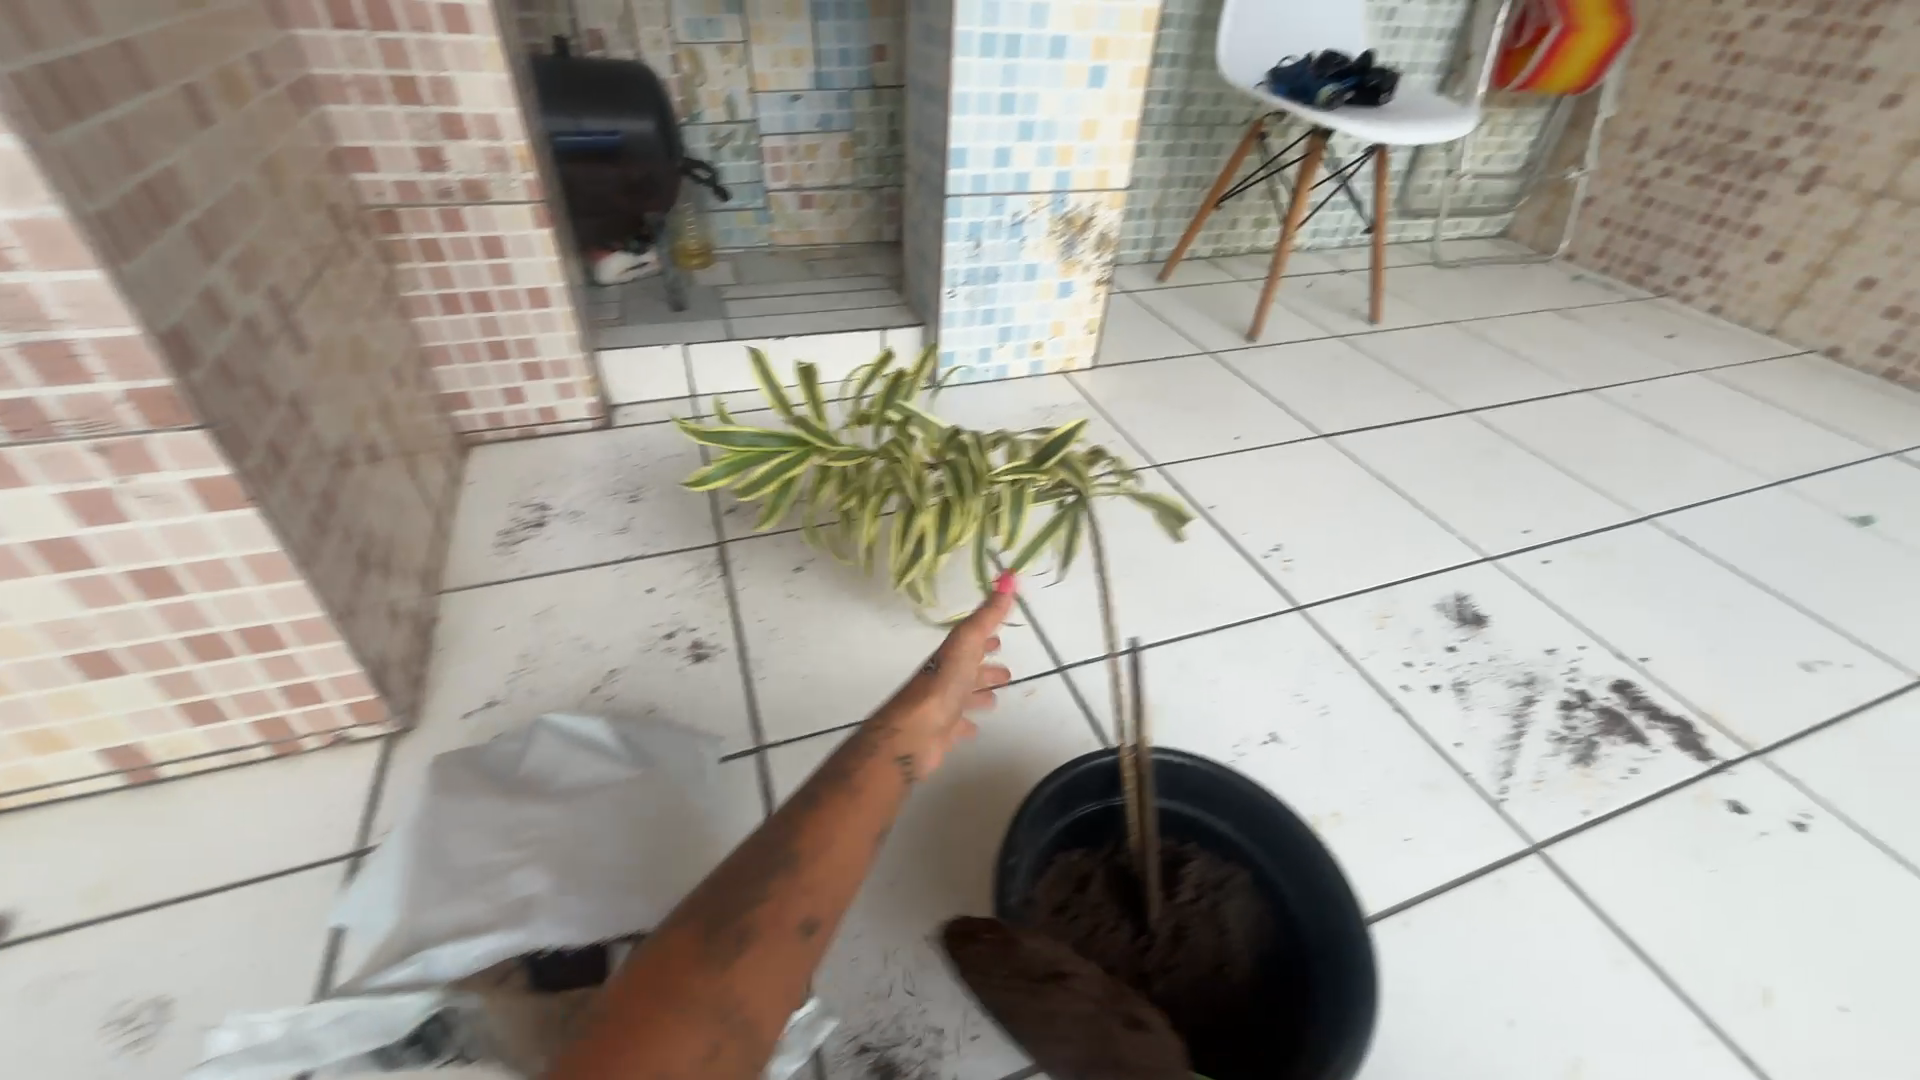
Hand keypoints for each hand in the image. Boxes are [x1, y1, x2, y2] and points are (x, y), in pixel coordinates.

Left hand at [867, 573, 1016, 781]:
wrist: (915, 730)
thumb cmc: (943, 683)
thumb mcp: (968, 641)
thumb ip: (988, 613)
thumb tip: (1008, 575)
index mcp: (952, 656)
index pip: (970, 642)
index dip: (985, 637)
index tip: (1000, 637)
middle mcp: (945, 678)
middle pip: (968, 670)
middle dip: (985, 669)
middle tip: (1006, 673)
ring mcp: (941, 706)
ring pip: (963, 697)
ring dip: (978, 695)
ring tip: (995, 699)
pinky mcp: (941, 732)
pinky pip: (956, 727)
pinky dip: (966, 726)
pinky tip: (973, 730)